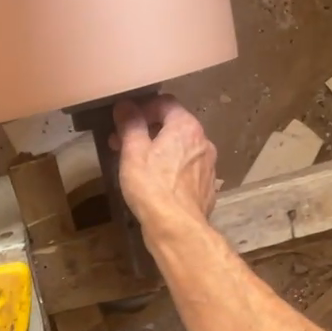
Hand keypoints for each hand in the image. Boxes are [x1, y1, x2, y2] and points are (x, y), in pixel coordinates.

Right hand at [114, 95, 217, 235]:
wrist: (177, 227)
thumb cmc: (152, 186)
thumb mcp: (133, 152)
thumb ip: (130, 125)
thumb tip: (125, 105)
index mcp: (185, 126)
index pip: (165, 103)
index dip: (142, 108)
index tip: (124, 121)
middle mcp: (203, 140)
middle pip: (174, 125)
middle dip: (148, 131)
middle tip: (124, 144)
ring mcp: (208, 165)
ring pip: (181, 149)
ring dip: (160, 150)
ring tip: (138, 165)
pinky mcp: (206, 186)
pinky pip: (187, 169)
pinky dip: (171, 169)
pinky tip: (157, 185)